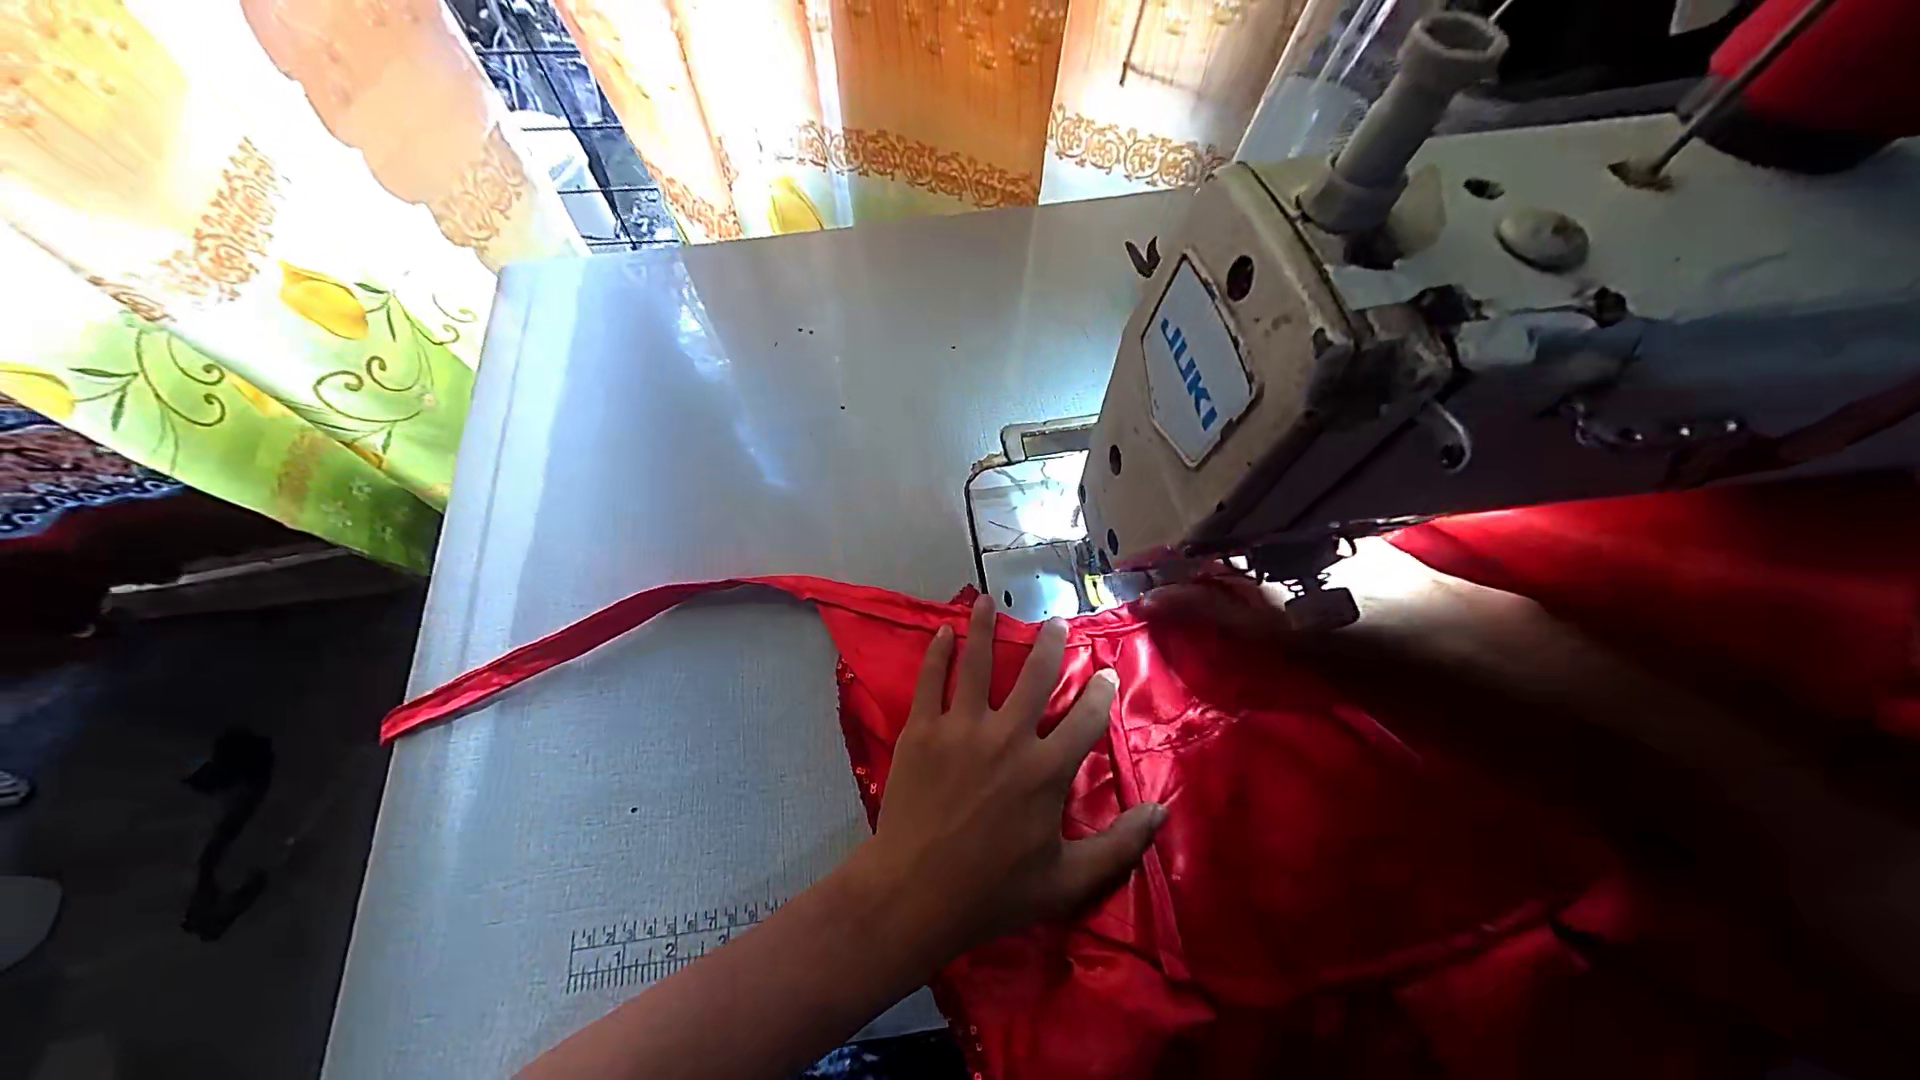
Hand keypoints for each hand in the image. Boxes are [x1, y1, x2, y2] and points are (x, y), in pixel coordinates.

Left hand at [855, 593, 1165, 961]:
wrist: (915, 894)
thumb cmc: (994, 891)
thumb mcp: (1068, 880)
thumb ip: (1119, 846)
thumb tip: (1161, 812)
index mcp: (1046, 770)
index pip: (1087, 718)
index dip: (1101, 692)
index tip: (1106, 674)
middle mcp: (1008, 737)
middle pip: (1036, 676)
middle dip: (1051, 644)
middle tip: (1056, 622)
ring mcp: (962, 729)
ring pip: (980, 664)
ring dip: (986, 628)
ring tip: (988, 600)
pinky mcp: (923, 731)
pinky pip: (931, 680)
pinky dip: (938, 653)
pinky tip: (943, 632)